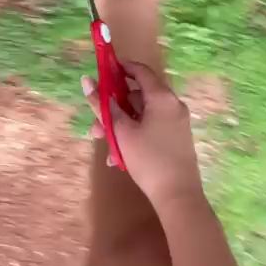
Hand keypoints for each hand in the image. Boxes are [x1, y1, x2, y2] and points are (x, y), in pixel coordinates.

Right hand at [82, 60, 203, 208]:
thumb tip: (87, 81)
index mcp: (162, 97)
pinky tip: (119, 158)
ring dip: (121, 126)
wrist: (179, 197)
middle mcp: (172, 105)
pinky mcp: (176, 139)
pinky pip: (151, 128)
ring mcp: (176, 122)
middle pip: (138, 96)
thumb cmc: (148, 159)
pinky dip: (135, 135)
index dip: (120, 68)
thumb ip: (103, 105)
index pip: (140, 71)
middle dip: (114, 108)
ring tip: (106, 147)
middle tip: (96, 125)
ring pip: (142, 115)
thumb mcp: (121, 131)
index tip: (102, 73)